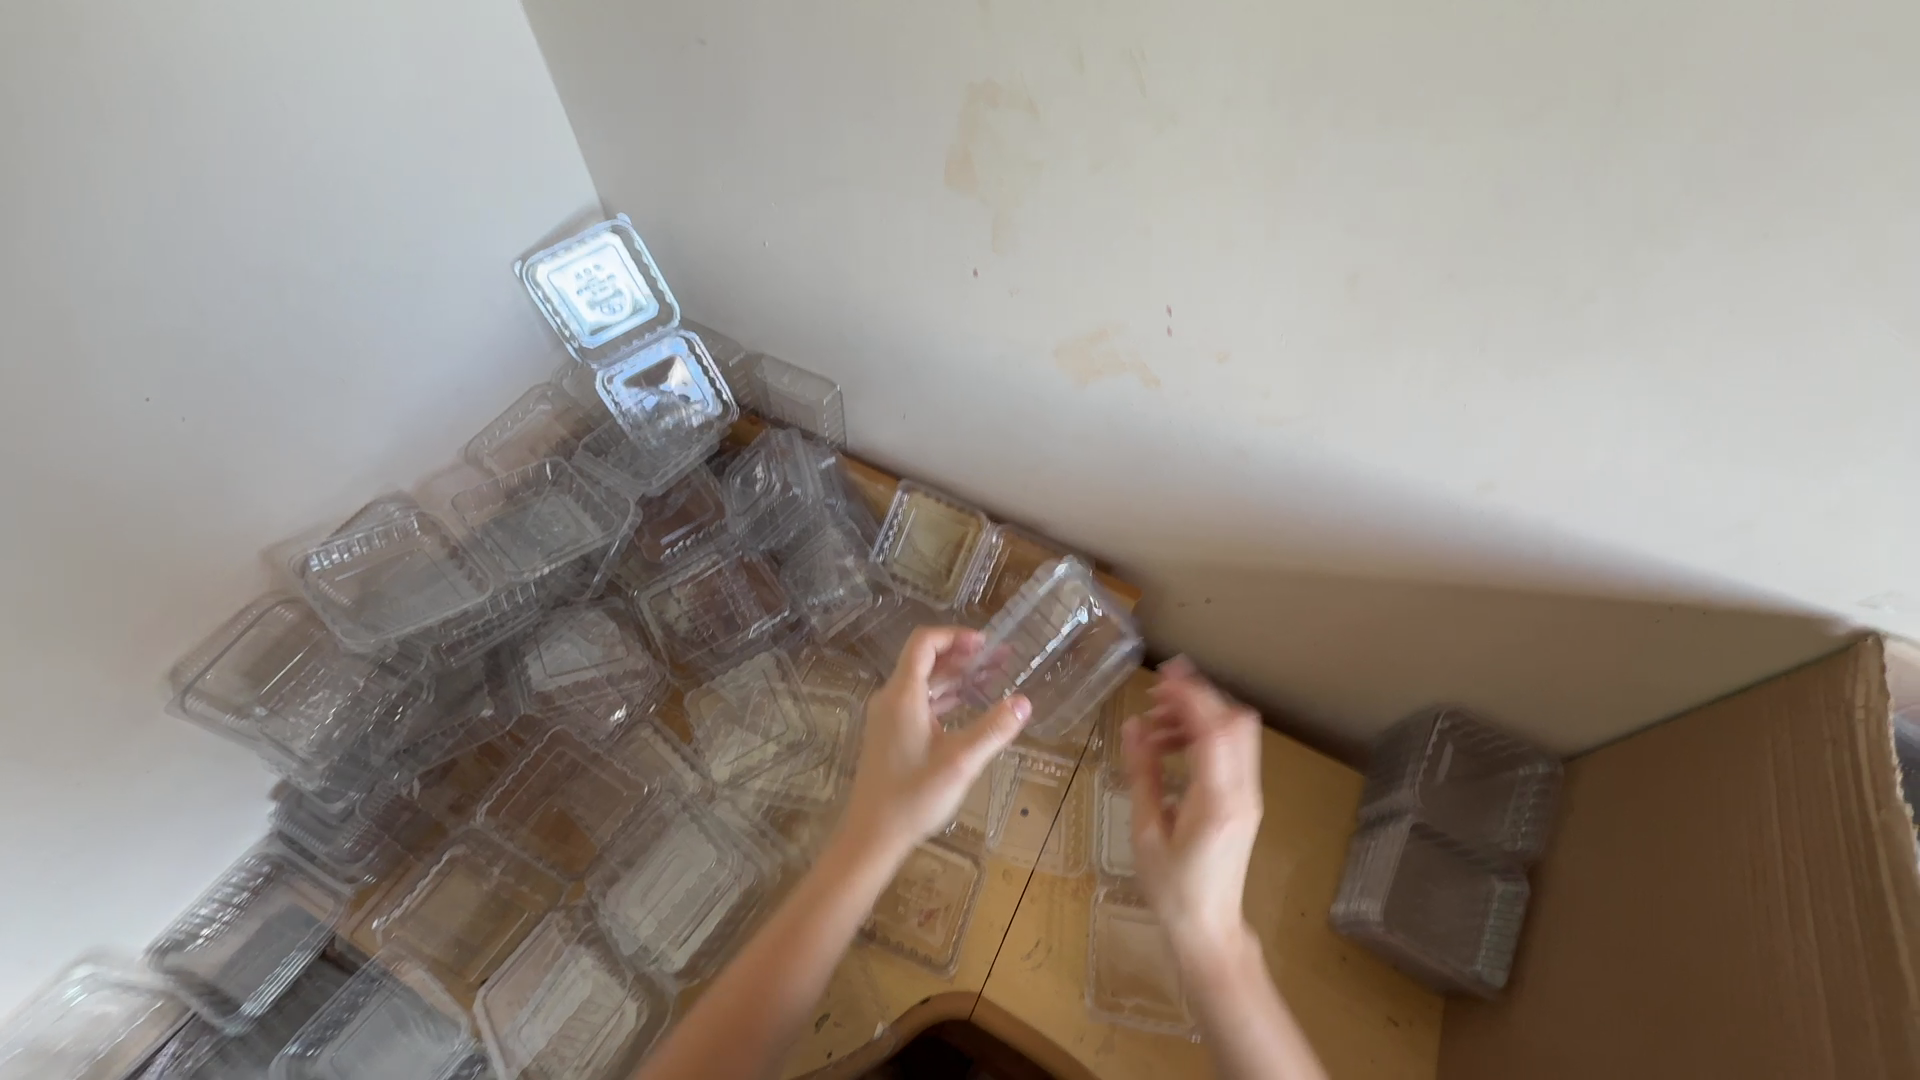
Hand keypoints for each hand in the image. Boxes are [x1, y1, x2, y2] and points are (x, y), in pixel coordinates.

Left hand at [839, 626, 1031, 858]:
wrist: (872, 835)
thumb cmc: (913, 795)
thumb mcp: (961, 762)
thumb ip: (994, 729)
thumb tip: (1024, 701)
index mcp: (903, 695)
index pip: (924, 643)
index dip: (955, 636)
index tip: (986, 645)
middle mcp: (892, 699)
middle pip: (926, 661)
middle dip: (964, 656)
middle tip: (1001, 660)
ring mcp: (888, 718)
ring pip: (924, 683)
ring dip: (957, 677)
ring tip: (993, 678)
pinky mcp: (890, 735)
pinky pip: (920, 702)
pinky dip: (946, 697)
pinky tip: (969, 706)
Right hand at [1121, 656, 1264, 970]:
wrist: (1209, 929)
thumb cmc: (1171, 888)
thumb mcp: (1146, 830)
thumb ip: (1142, 774)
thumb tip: (1133, 726)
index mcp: (1216, 799)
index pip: (1214, 731)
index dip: (1191, 696)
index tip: (1163, 676)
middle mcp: (1242, 791)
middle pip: (1235, 723)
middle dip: (1198, 698)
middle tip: (1156, 695)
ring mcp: (1249, 795)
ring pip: (1237, 733)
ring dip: (1200, 716)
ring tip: (1156, 722)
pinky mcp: (1245, 800)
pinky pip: (1233, 752)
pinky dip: (1205, 735)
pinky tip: (1170, 745)